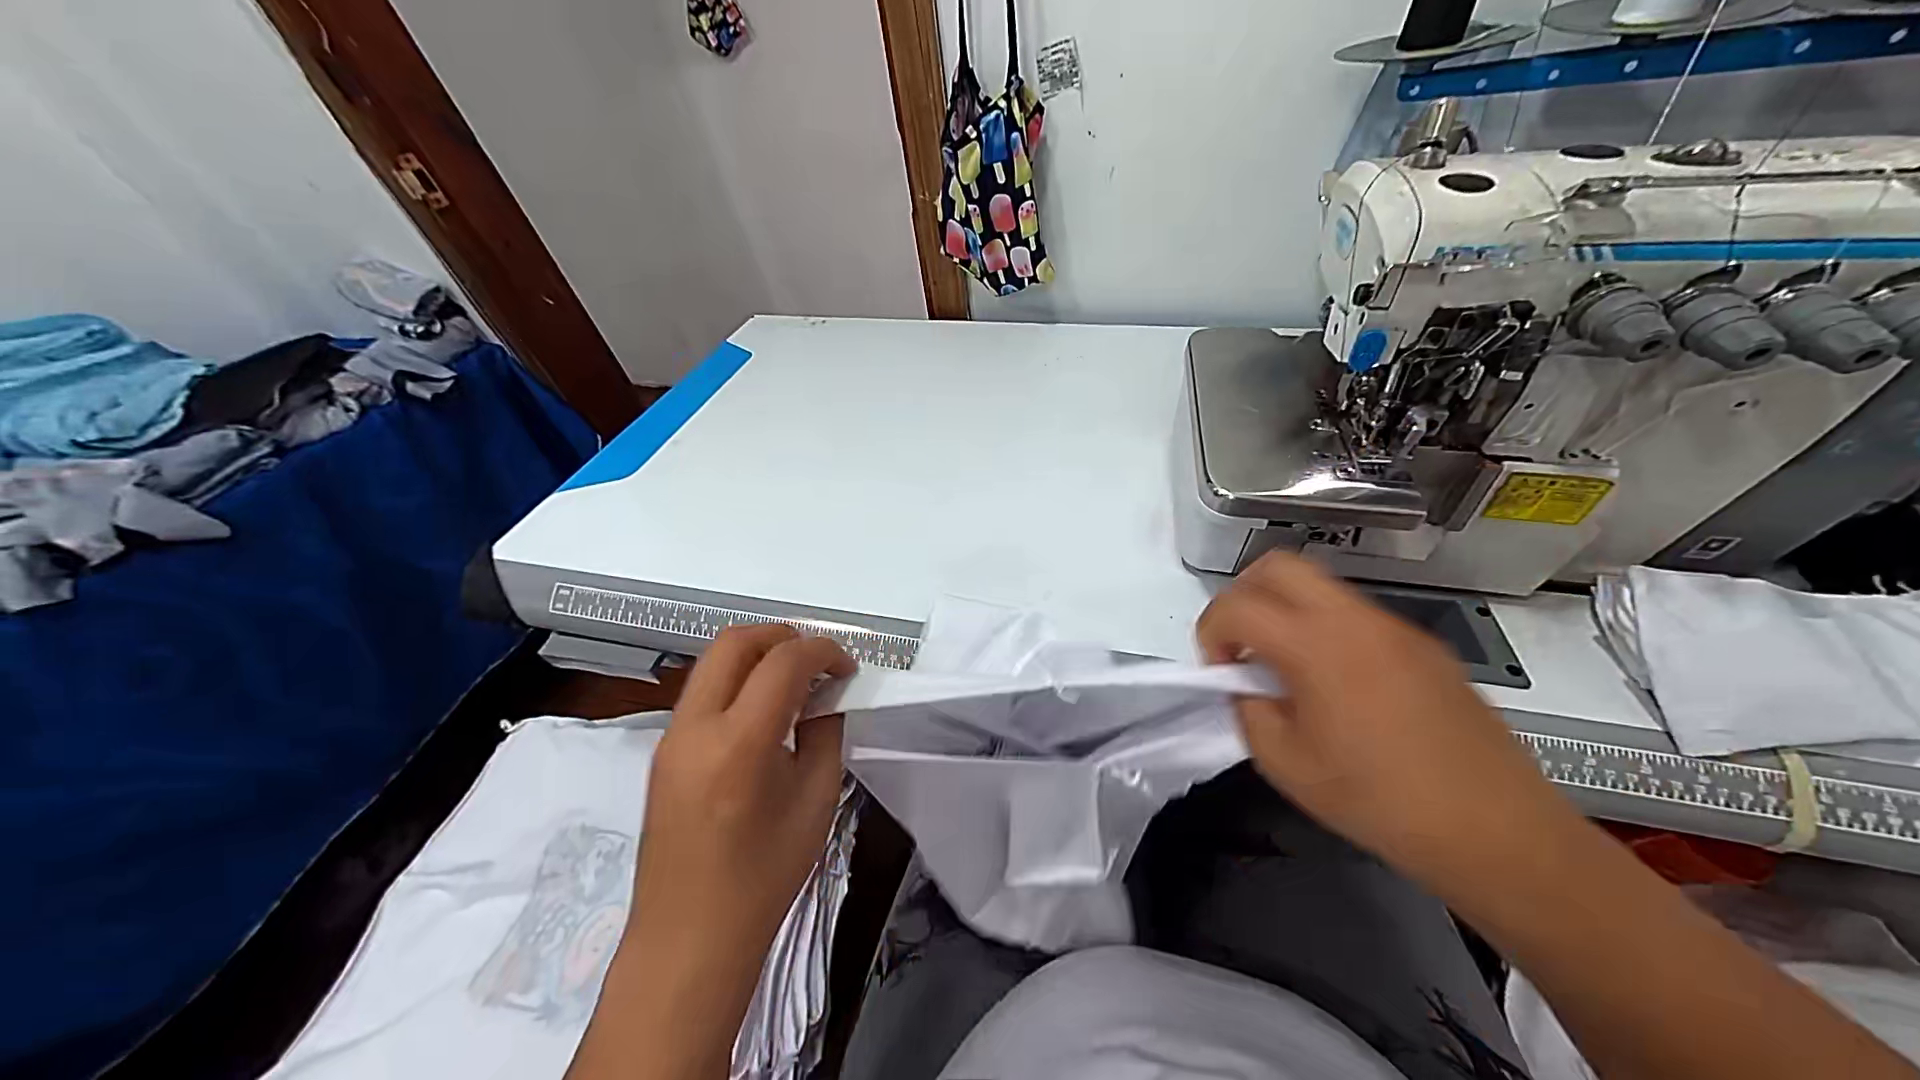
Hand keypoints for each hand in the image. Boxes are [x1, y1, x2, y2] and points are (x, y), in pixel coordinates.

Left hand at [571, 625, 853, 1079]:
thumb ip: (824, 733)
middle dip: (783, 636)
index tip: (847, 669)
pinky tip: (764, 712)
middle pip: (736, 642)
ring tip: (795, 683)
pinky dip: (737, 682)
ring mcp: (670, 736)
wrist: (690, 936)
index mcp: (739, 742)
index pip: (784, 661)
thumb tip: (826, 696)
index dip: (823, 651)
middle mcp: (695, 726)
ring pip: (713, 662)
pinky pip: (702, 692)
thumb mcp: (816, 799)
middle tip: (818, 661)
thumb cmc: (765, 876)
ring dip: (757, 656)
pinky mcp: (662, 750)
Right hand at [1197, 554, 1919, 1079]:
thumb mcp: (1284, 763)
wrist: (1496, 831)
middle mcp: (1356, 618)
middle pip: (1278, 565)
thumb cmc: (1377, 800)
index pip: (1237, 604)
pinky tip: (1340, 689)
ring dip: (1285, 612)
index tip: (1219, 671)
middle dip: (1242, 596)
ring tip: (1289, 671)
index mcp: (1316, 644)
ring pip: (1319, 586)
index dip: (1210, 631)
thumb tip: (1246, 683)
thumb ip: (1248, 708)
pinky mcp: (1425, 646)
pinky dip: (1325, 630)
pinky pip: (1356, 615)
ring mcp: (1397, 627)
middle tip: (1242, 647)